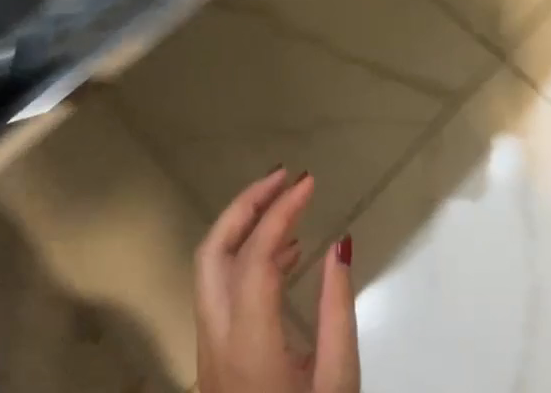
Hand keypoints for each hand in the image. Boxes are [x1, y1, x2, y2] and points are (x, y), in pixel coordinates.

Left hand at [196, 169, 358, 392]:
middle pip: (212, 253)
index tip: (311, 182)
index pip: (258, 256)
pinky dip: (247, 258)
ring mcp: (210, 350)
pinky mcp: (215, 358)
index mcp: (250, 343)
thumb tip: (341, 245)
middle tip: (284, 178)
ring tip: (289, 205)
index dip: (282, 211)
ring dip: (244, 228)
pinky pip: (221, 292)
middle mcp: (217, 339)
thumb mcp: (338, 377)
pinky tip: (288, 255)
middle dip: (245, 206)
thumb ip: (337, 307)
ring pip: (210, 271)